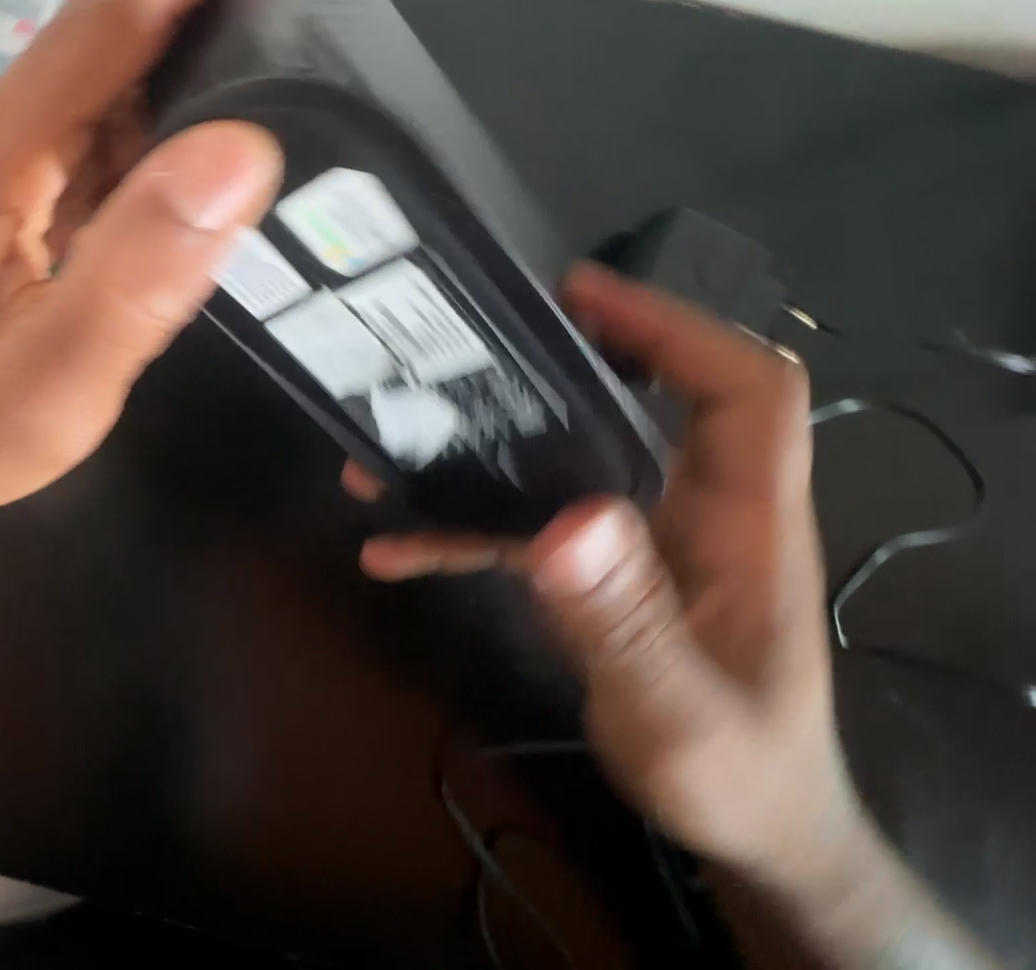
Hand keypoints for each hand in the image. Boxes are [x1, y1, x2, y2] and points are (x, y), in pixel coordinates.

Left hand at [0, 0, 372, 514]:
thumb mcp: (58, 370)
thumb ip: (140, 269)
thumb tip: (242, 152)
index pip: (121, 6)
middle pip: (121, 16)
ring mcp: (3, 155)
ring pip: (117, 70)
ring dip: (207, 52)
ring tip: (299, 62)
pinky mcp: (14, 187)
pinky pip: (104, 128)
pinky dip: (168, 120)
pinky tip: (210, 151)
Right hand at [351, 263, 856, 877]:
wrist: (741, 827)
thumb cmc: (737, 772)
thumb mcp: (677, 710)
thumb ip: (623, 620)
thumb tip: (566, 520)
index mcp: (742, 525)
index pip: (742, 394)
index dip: (675, 329)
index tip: (580, 297)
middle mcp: (687, 513)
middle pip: (632, 406)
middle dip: (551, 368)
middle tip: (463, 353)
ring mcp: (634, 543)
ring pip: (555, 467)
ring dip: (471, 460)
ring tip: (382, 461)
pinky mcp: (592, 574)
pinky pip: (518, 531)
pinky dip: (456, 533)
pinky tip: (392, 552)